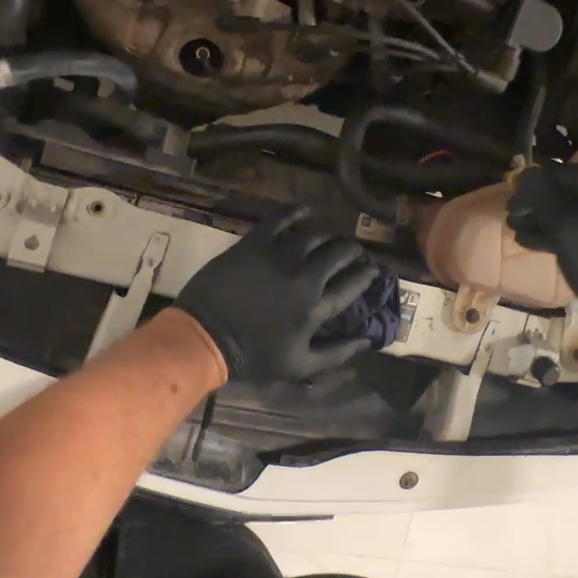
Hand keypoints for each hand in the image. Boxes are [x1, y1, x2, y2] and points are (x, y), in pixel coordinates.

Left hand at [175, 209, 379, 381]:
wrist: (205, 337)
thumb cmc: (253, 356)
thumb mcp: (300, 366)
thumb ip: (337, 354)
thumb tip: (368, 340)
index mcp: (315, 308)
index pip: (352, 285)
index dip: (365, 275)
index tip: (371, 269)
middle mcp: (304, 278)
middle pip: (338, 254)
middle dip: (351, 250)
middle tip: (352, 249)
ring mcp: (279, 257)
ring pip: (314, 235)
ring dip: (328, 232)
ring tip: (330, 234)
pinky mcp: (254, 244)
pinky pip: (280, 219)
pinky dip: (295, 212)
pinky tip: (305, 211)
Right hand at [506, 160, 577, 364]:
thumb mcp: (568, 229)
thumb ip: (544, 198)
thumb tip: (527, 176)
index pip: (564, 172)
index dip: (533, 181)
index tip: (509, 196)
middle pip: (568, 193)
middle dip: (537, 203)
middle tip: (511, 215)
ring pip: (573, 215)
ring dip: (543, 221)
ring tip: (516, 230)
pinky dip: (558, 237)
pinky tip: (533, 244)